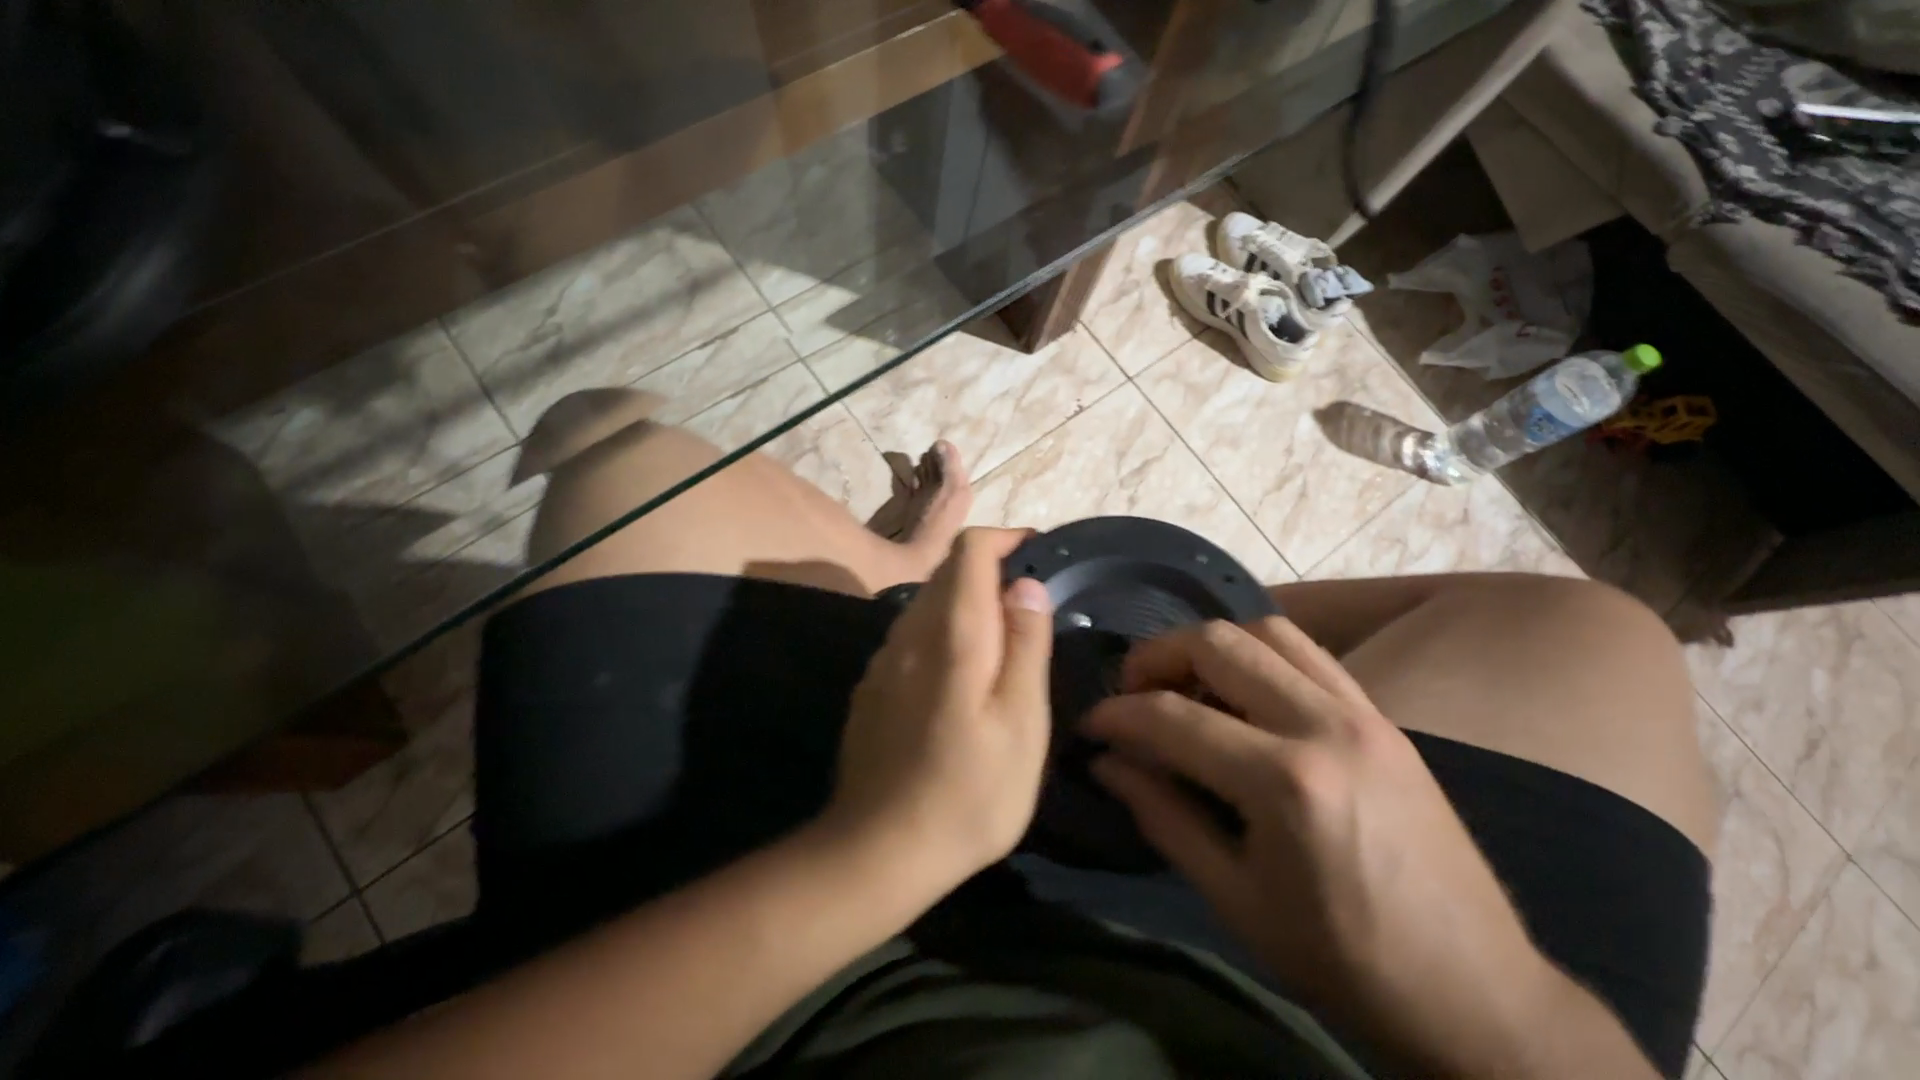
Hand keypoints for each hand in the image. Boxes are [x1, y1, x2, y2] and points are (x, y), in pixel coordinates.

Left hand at [824, 528, 1054, 897]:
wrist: (879, 850)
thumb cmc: (970, 792)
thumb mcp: (1022, 723)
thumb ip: (1026, 646)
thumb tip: (1026, 585)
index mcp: (952, 634)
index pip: (969, 551)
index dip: (1005, 539)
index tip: (1038, 553)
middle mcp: (909, 634)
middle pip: (946, 574)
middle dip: (989, 570)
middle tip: (1031, 607)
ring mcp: (882, 664)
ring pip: (926, 607)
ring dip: (964, 605)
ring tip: (1002, 644)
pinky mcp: (869, 692)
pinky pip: (909, 641)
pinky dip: (941, 636)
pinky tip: (959, 682)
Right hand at [1082, 618, 1564, 1075]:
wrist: (1470, 986)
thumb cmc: (1341, 958)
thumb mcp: (1235, 898)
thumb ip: (1164, 816)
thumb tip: (1108, 763)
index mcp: (1284, 781)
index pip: (1173, 716)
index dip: (1117, 715)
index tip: (1090, 727)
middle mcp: (1325, 725)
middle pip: (1220, 644)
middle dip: (1157, 656)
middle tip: (1129, 692)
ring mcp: (1365, 714)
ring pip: (1270, 631)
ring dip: (1212, 644)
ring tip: (1184, 684)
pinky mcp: (1386, 719)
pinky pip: (1313, 655)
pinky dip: (1262, 655)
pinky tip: (1242, 693)